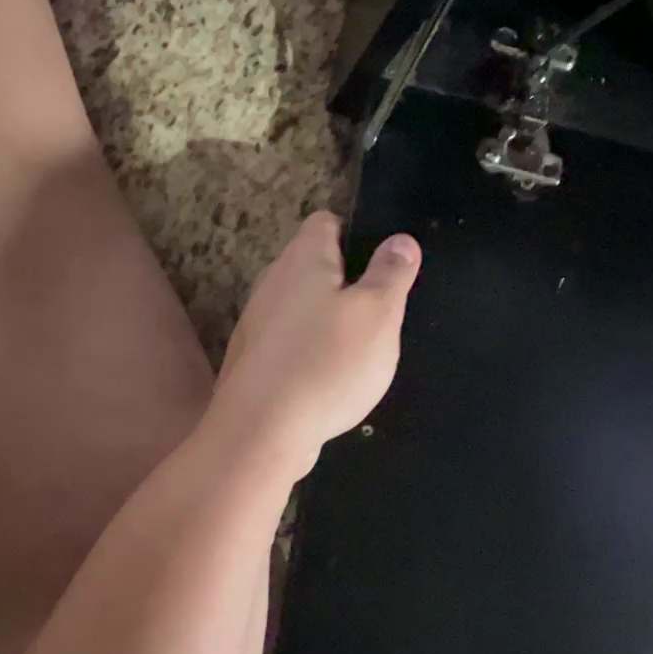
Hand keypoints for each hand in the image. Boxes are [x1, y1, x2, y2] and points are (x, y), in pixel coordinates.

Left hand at [207, 213, 421, 460]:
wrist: (261, 431)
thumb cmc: (327, 362)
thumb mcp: (378, 313)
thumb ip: (391, 273)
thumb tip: (400, 240)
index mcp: (304, 258)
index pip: (326, 222)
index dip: (356, 235)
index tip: (382, 266)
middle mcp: (273, 280)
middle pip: (314, 266)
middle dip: (347, 283)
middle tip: (379, 313)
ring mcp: (257, 321)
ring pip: (301, 307)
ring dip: (328, 321)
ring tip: (358, 352)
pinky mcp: (252, 359)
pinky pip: (289, 342)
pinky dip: (310, 352)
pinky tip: (328, 381)